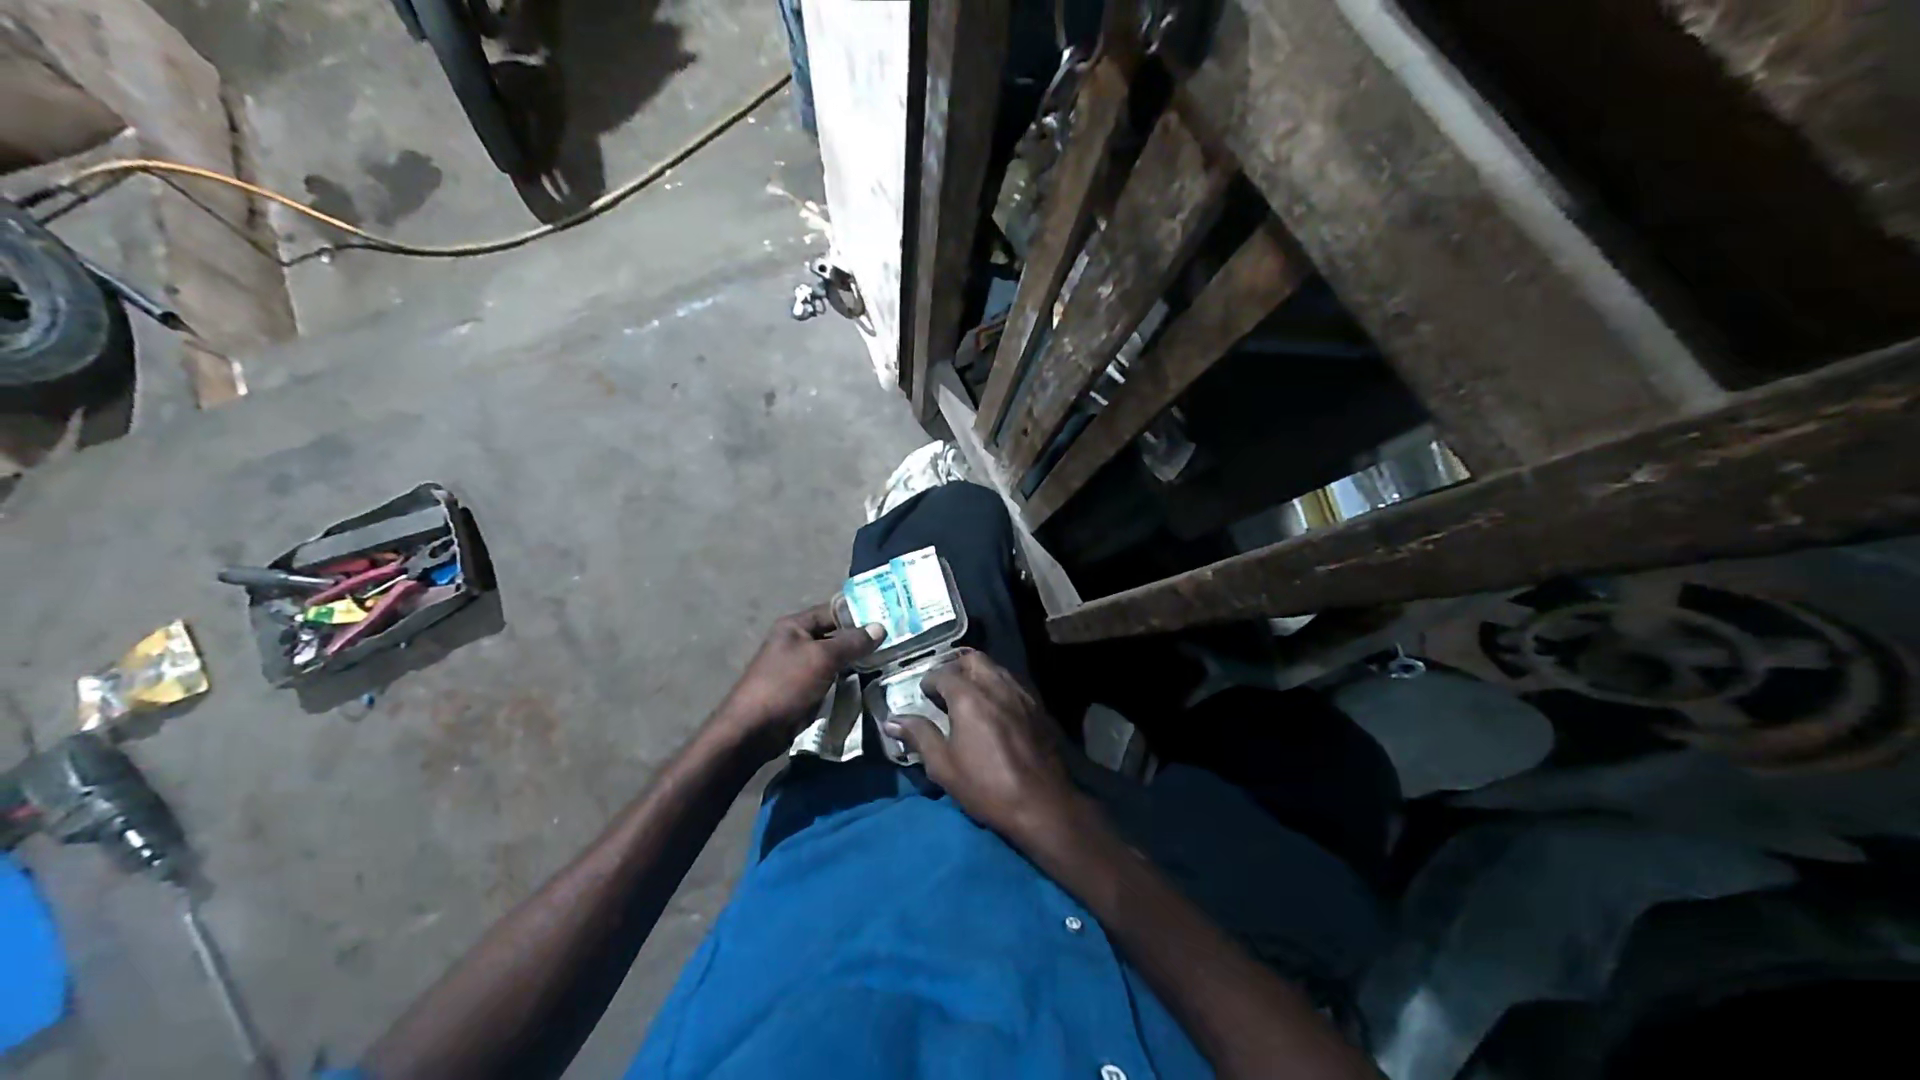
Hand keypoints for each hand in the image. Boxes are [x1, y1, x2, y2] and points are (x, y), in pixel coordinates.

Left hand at [713, 603, 884, 747]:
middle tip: (896, 641)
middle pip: (836, 635)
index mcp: (795, 626)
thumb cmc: (785, 684)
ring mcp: (801, 668)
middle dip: (862, 639)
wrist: (754, 730)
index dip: (859, 612)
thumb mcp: (822, 657)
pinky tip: (870, 682)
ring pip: (836, 660)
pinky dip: (849, 680)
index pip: (833, 610)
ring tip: (890, 660)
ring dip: (858, 662)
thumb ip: (852, 642)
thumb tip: (880, 628)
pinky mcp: (805, 691)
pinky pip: (832, 679)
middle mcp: (797, 642)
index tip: (889, 616)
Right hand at [884, 649, 1080, 842]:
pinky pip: (1013, 684)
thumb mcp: (944, 765)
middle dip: (956, 667)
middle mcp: (997, 686)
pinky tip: (994, 710)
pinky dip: (998, 687)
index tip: (923, 694)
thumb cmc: (987, 786)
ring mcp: (1022, 694)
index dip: (930, 681)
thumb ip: (919, 736)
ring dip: (979, 675)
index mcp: (970, 696)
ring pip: (997, 668)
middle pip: (974, 659)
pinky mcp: (1038, 707)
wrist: (1043, 803)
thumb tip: (891, 720)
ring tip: (968, 698)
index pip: (944, 673)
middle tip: (946, 690)